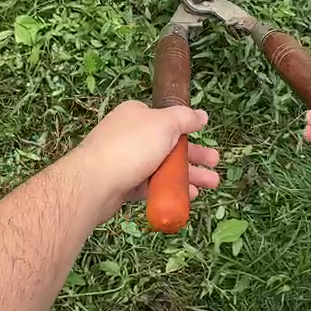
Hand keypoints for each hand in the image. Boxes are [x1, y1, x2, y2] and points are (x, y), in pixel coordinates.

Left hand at [60, 101, 220, 221]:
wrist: (95, 182)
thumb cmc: (131, 146)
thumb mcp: (165, 124)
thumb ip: (185, 118)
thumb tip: (202, 115)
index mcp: (137, 115)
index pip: (166, 119)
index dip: (186, 130)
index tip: (203, 138)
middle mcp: (131, 135)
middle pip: (169, 145)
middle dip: (194, 156)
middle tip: (215, 164)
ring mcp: (126, 160)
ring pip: (163, 167)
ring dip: (188, 175)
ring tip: (211, 184)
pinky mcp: (124, 184)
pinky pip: (152, 185)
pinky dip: (170, 189)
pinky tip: (188, 196)